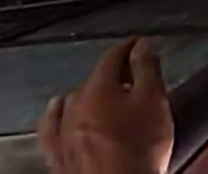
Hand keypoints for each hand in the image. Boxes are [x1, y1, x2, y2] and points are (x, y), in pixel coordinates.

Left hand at [39, 37, 174, 173]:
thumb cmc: (138, 153)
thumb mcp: (154, 99)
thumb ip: (147, 67)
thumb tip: (142, 46)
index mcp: (97, 90)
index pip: (112, 55)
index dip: (130, 46)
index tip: (140, 44)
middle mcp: (73, 110)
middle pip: (94, 78)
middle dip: (115, 72)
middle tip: (135, 72)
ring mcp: (62, 138)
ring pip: (74, 103)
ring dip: (92, 94)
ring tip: (109, 95)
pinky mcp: (58, 161)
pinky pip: (53, 131)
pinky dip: (60, 118)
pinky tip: (64, 115)